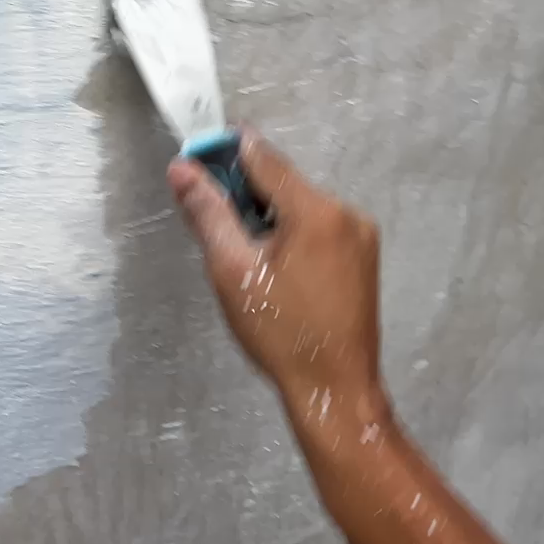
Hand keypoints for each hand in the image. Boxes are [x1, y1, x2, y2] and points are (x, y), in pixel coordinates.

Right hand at [168, 130, 380, 403]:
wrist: (335, 391)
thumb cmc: (279, 332)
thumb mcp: (231, 269)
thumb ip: (207, 212)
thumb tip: (181, 168)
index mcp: (317, 211)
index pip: (263, 157)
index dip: (224, 152)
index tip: (193, 159)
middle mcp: (346, 212)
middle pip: (281, 179)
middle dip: (241, 190)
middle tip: (210, 221)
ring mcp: (359, 234)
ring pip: (297, 202)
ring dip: (263, 212)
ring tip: (239, 252)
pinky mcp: (361, 255)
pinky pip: (315, 223)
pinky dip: (286, 229)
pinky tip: (268, 262)